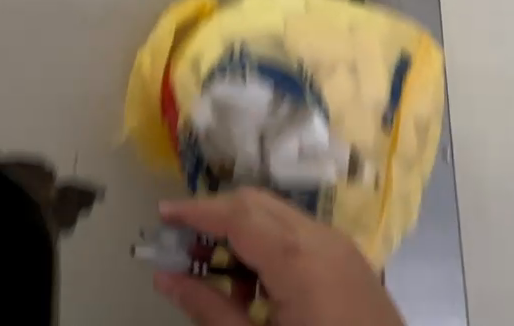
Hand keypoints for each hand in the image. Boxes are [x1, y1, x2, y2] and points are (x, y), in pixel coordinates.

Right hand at [151, 188, 402, 325]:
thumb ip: (210, 309)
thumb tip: (165, 277)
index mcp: (297, 257)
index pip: (234, 214)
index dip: (194, 211)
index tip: (161, 215)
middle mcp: (320, 236)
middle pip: (255, 204)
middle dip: (215, 215)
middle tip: (182, 242)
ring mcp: (341, 245)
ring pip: (277, 215)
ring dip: (242, 230)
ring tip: (218, 274)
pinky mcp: (352, 260)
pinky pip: (300, 234)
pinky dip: (270, 245)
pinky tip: (258, 285)